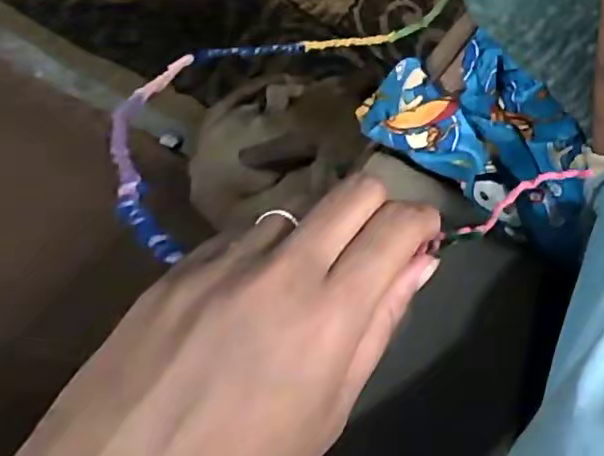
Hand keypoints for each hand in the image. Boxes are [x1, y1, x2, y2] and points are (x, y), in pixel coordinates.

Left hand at [19, 175, 439, 455]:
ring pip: (303, 206)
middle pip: (357, 189)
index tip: (423, 237)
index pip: (399, 224)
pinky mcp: (179, 266)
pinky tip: (246, 294)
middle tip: (375, 244)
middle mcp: (282, 270)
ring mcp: (225, 262)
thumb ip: (380, 326)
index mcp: (328, 316)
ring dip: (320, 229)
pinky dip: (265, 251)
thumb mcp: (326, 413)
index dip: (423, 220)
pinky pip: (245, 234)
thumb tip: (422, 262)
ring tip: (302, 278)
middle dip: (381, 206)